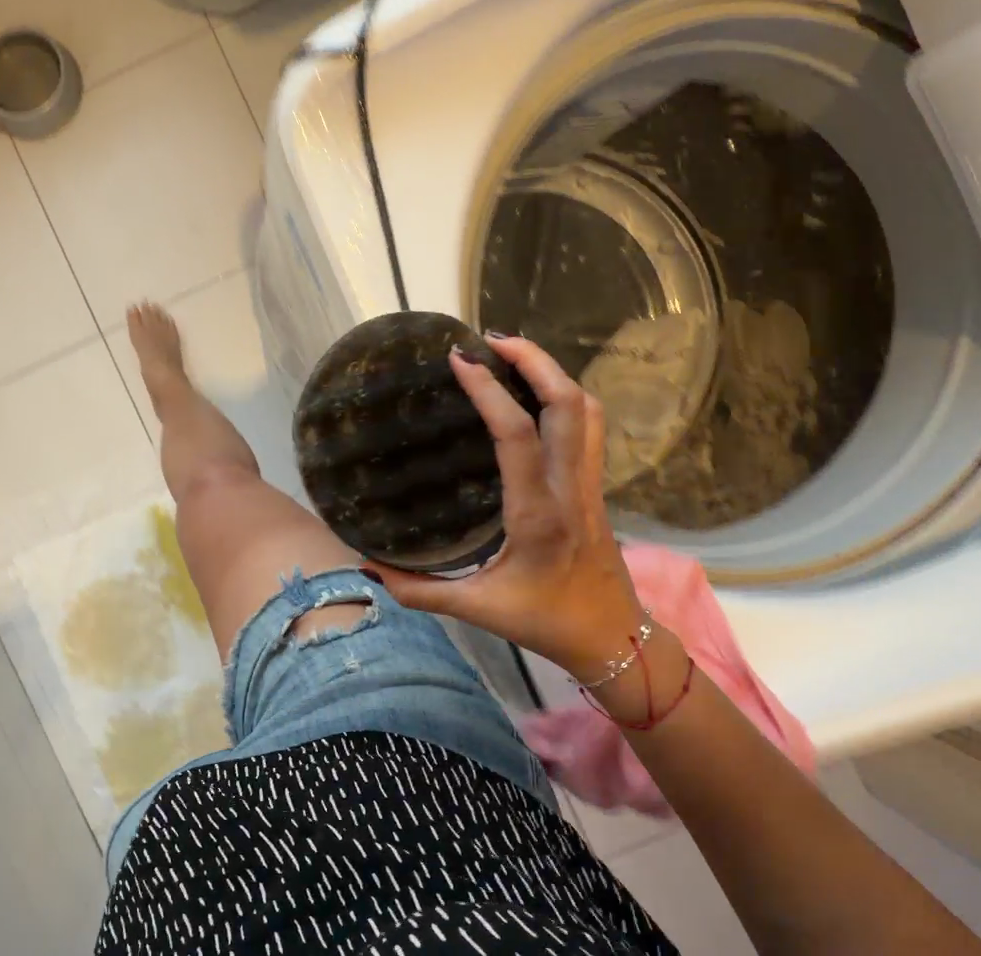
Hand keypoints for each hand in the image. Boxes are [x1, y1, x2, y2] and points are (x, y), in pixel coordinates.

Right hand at [366, 334, 645, 679]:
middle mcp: (571, 490)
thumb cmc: (546, 623)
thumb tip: (365, 567)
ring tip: (512, 355)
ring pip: (587, 411)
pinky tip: (534, 395)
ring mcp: (590, 486)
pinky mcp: (596, 488)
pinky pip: (588, 427)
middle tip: (490, 340)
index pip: (517, 436)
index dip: (488, 392)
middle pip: (569, 405)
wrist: (615, 640)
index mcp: (538, 516)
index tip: (459, 360)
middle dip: (534, 361)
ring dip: (553, 374)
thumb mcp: (477, 610)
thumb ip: (419, 590)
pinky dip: (563, 397)